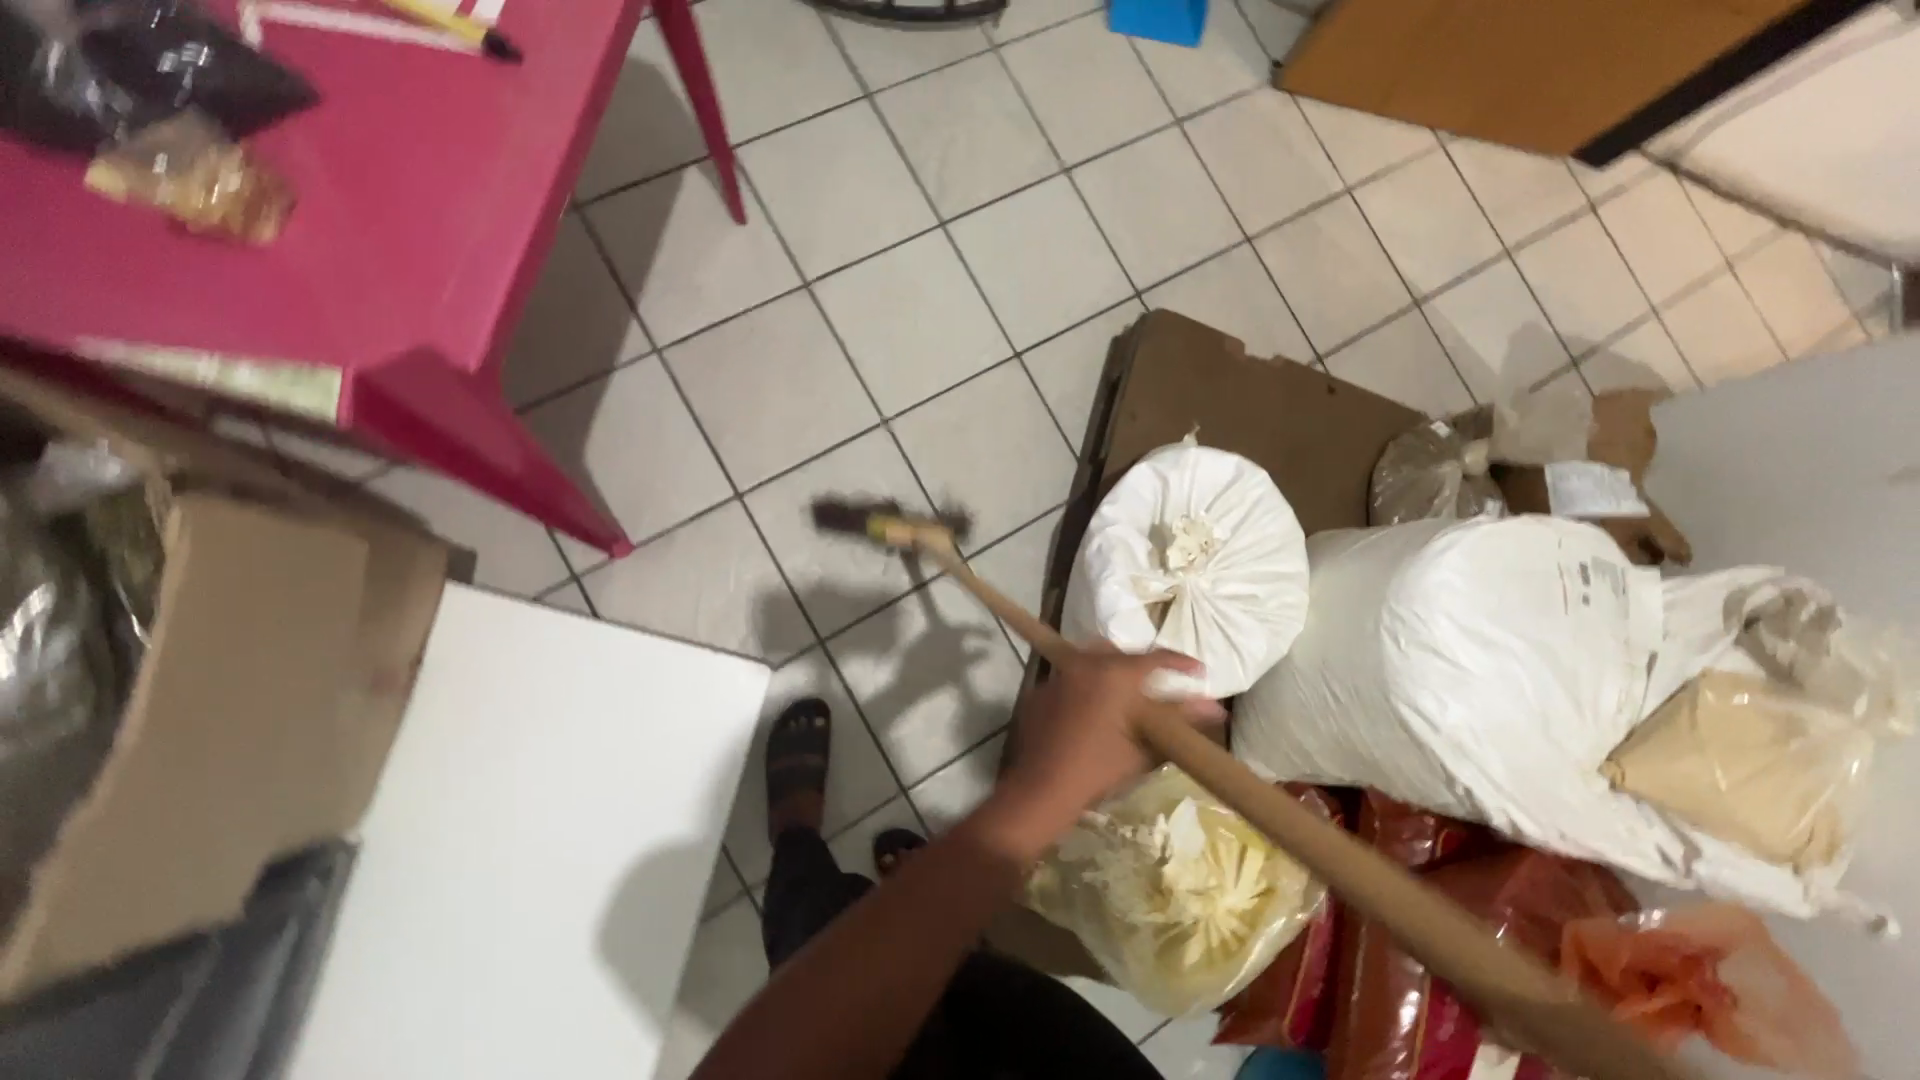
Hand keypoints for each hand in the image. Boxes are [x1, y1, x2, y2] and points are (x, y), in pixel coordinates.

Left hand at [998, 646, 1225, 831]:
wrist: (1040, 790)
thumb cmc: (1096, 772)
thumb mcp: (1143, 750)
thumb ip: (1178, 721)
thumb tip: (1216, 708)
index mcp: (1113, 675)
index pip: (1156, 658)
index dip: (1181, 663)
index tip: (1200, 672)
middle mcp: (1084, 664)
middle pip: (1121, 654)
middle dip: (1142, 667)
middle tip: (1158, 688)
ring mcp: (1057, 675)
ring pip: (1091, 662)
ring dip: (1111, 674)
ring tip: (1126, 697)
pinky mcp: (1039, 691)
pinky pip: (1069, 679)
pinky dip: (1085, 688)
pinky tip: (1091, 712)